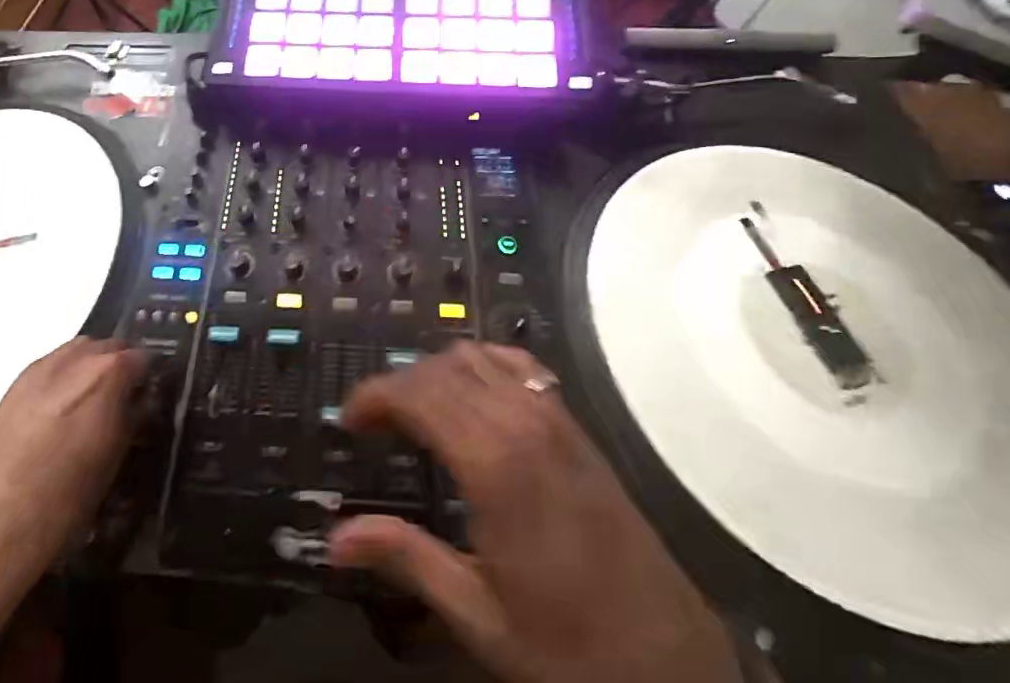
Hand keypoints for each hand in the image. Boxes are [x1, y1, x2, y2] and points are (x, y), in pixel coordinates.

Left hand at [0, 337, 146, 662]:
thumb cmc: (59, 510)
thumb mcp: (110, 467)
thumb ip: (129, 422)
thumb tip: (138, 404)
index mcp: (103, 379)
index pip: (139, 358)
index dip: (149, 376)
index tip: (153, 395)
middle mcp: (70, 364)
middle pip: (106, 346)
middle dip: (121, 365)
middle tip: (129, 398)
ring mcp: (36, 371)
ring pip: (76, 351)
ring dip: (92, 366)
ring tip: (97, 404)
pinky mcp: (12, 386)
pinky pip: (50, 366)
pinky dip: (65, 376)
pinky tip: (64, 411)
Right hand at [329, 341, 739, 682]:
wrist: (674, 665)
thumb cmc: (568, 644)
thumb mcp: (478, 613)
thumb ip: (405, 558)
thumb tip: (335, 539)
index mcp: (495, 465)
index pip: (417, 394)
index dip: (373, 396)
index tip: (349, 420)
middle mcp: (524, 426)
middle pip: (441, 368)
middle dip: (397, 384)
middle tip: (374, 423)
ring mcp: (557, 422)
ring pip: (478, 357)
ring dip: (435, 372)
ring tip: (414, 410)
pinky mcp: (577, 431)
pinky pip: (520, 367)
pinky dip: (482, 365)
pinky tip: (471, 395)